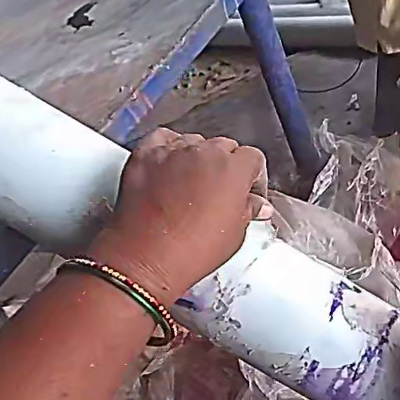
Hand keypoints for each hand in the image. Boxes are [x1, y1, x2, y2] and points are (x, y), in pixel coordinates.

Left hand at [86, 129, 270, 302]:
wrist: (147, 258)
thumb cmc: (190, 251)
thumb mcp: (234, 235)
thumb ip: (248, 210)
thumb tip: (254, 204)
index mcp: (233, 169)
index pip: (253, 158)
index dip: (253, 177)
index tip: (248, 191)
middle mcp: (204, 153)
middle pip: (223, 147)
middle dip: (225, 167)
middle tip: (219, 192)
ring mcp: (172, 152)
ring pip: (192, 142)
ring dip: (195, 158)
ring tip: (190, 185)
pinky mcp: (145, 155)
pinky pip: (160, 141)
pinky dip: (166, 150)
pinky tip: (168, 169)